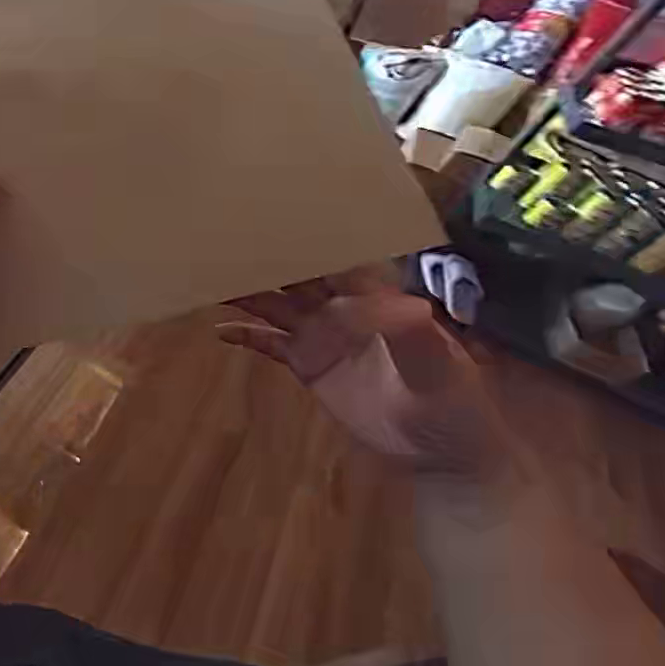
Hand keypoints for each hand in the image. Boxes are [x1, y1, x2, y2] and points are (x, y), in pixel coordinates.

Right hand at [218, 267, 510, 488]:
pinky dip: (246, 336)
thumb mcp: (440, 364)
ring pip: (275, 305)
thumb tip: (402, 302)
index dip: (307, 238)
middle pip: (295, 276)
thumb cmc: (451, 399)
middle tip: (230, 238)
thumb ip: (417, 335)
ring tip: (213, 277)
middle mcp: (339, 307)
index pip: (333, 258)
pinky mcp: (307, 363)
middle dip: (268, 257)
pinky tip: (220, 331)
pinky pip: (270, 345)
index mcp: (370, 296)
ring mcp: (319, 335)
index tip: (276, 218)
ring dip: (248, 292)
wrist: (438, 448)